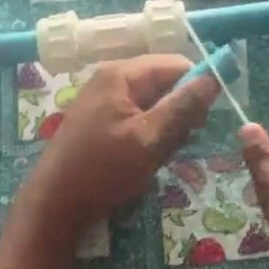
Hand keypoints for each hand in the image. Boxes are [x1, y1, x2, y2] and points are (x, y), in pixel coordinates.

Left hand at [19, 54, 220, 237]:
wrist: (55, 205)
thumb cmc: (103, 170)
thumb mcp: (150, 139)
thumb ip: (182, 107)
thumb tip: (213, 78)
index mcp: (121, 75)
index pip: (175, 64)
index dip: (197, 86)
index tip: (207, 119)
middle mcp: (110, 80)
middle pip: (163, 83)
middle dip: (180, 111)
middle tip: (181, 143)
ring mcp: (102, 102)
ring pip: (152, 105)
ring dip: (166, 129)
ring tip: (160, 156)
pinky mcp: (99, 124)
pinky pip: (136, 120)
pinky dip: (149, 137)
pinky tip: (145, 160)